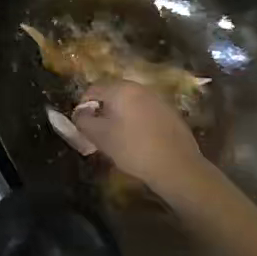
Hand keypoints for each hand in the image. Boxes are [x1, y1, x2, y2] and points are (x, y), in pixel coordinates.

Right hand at [67, 80, 232, 212]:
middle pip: (112, 95)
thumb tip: (79, 113)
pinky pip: (145, 112)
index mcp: (121, 89)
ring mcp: (158, 100)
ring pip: (130, 104)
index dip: (83, 106)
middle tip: (99, 132)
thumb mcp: (99, 136)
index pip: (92, 90)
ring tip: (118, 138)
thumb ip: (82, 120)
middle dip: (102, 111)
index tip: (83, 125)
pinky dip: (137, 122)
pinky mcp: (171, 114)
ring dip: (120, 116)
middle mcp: (140, 89)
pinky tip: (139, 141)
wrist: (177, 167)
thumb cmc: (133, 148)